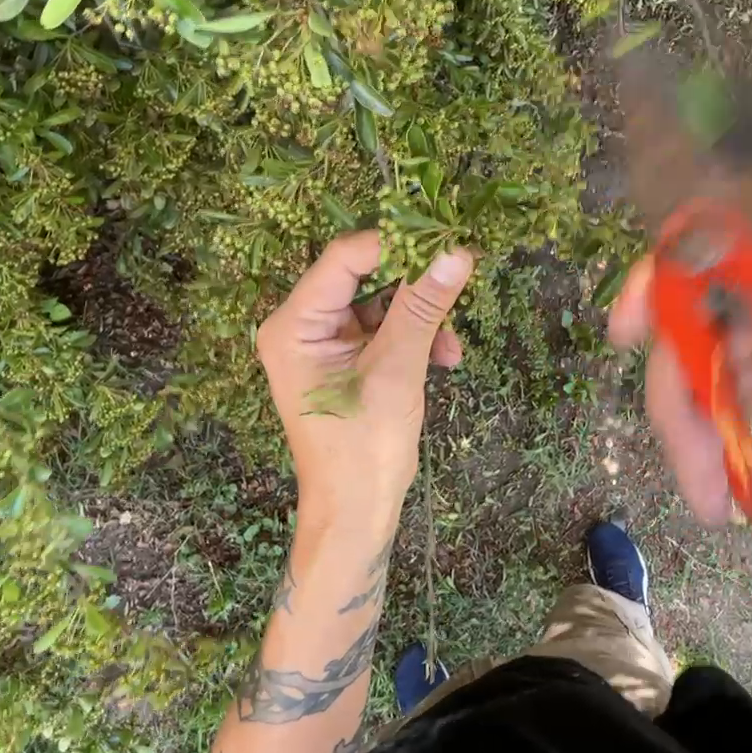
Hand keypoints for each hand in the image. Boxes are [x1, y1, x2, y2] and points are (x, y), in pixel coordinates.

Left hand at [256, 231, 474, 527]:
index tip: (446, 239)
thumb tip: (457, 252)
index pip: (344, 258)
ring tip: (451, 345)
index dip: (395, 243)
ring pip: (379, 305)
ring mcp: (322, 344)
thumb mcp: (397, 370)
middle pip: (363, 278)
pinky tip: (445, 359)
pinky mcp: (344, 360)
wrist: (356, 513)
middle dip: (413, 285)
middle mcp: (300, 325)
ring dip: (420, 320)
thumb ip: (423, 307)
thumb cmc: (365, 446)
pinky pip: (382, 332)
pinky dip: (414, 340)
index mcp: (293, 323)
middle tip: (458, 277)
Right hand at [609, 256, 751, 557]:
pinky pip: (745, 401)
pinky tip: (749, 492)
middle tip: (706, 495)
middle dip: (686, 404)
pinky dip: (729, 443)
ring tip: (727, 508)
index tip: (623, 331)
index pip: (735, 266)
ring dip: (704, 433)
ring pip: (719, 371)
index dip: (667, 283)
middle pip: (709, 329)